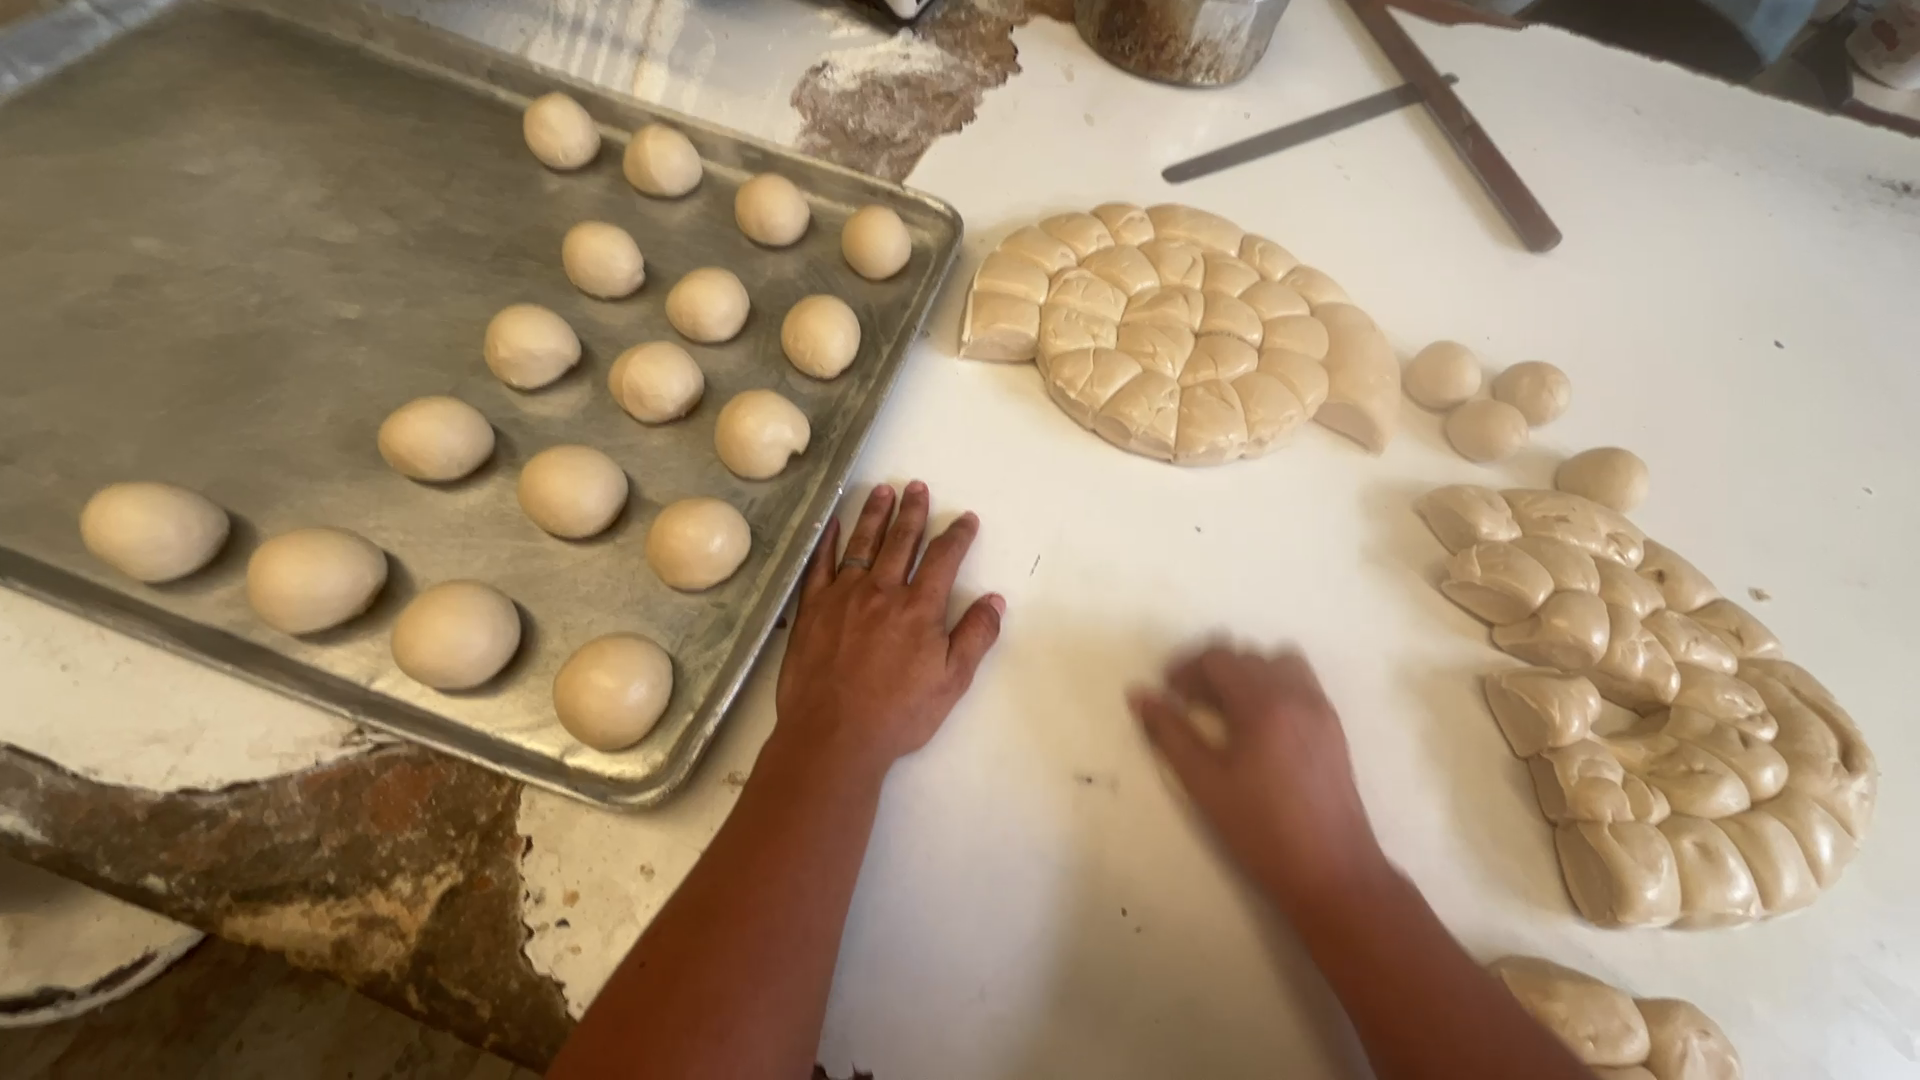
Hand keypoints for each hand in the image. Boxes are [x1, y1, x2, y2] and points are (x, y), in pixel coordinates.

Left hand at [772, 482, 1004, 782]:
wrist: (833, 735)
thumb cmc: (898, 713)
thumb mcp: (952, 681)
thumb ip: (975, 636)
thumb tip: (995, 599)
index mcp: (920, 608)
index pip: (944, 558)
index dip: (957, 535)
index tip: (966, 519)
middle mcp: (883, 591)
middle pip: (902, 541)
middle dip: (913, 511)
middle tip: (916, 486)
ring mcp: (844, 596)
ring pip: (863, 543)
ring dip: (875, 514)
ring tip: (883, 490)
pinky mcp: (813, 609)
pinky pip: (820, 565)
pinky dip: (828, 541)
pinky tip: (834, 524)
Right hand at [1129, 645, 1390, 917]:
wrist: (1332, 872)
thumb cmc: (1260, 829)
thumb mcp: (1204, 782)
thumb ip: (1169, 732)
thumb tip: (1139, 695)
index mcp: (1263, 703)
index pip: (1219, 658)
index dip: (1185, 668)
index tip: (1167, 693)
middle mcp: (1296, 694)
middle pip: (1247, 657)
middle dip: (1212, 671)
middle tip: (1188, 704)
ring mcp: (1320, 709)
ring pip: (1278, 663)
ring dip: (1247, 674)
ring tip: (1226, 709)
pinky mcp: (1333, 728)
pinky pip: (1300, 683)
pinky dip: (1273, 687)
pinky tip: (1257, 727)